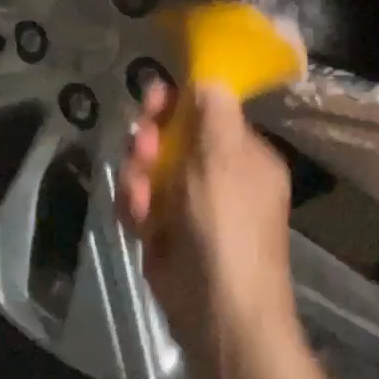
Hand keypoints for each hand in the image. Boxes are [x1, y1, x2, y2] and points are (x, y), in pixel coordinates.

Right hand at [119, 84, 297, 348]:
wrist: (215, 302)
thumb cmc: (225, 222)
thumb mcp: (222, 157)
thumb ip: (213, 112)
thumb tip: (210, 75)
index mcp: (243, 157)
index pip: (206, 112)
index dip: (177, 101)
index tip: (152, 94)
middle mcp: (218, 176)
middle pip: (170, 136)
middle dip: (149, 141)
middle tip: (143, 149)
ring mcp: (190, 203)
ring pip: (146, 166)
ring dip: (136, 176)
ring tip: (142, 196)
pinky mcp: (164, 226)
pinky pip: (137, 198)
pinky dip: (134, 205)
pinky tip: (139, 219)